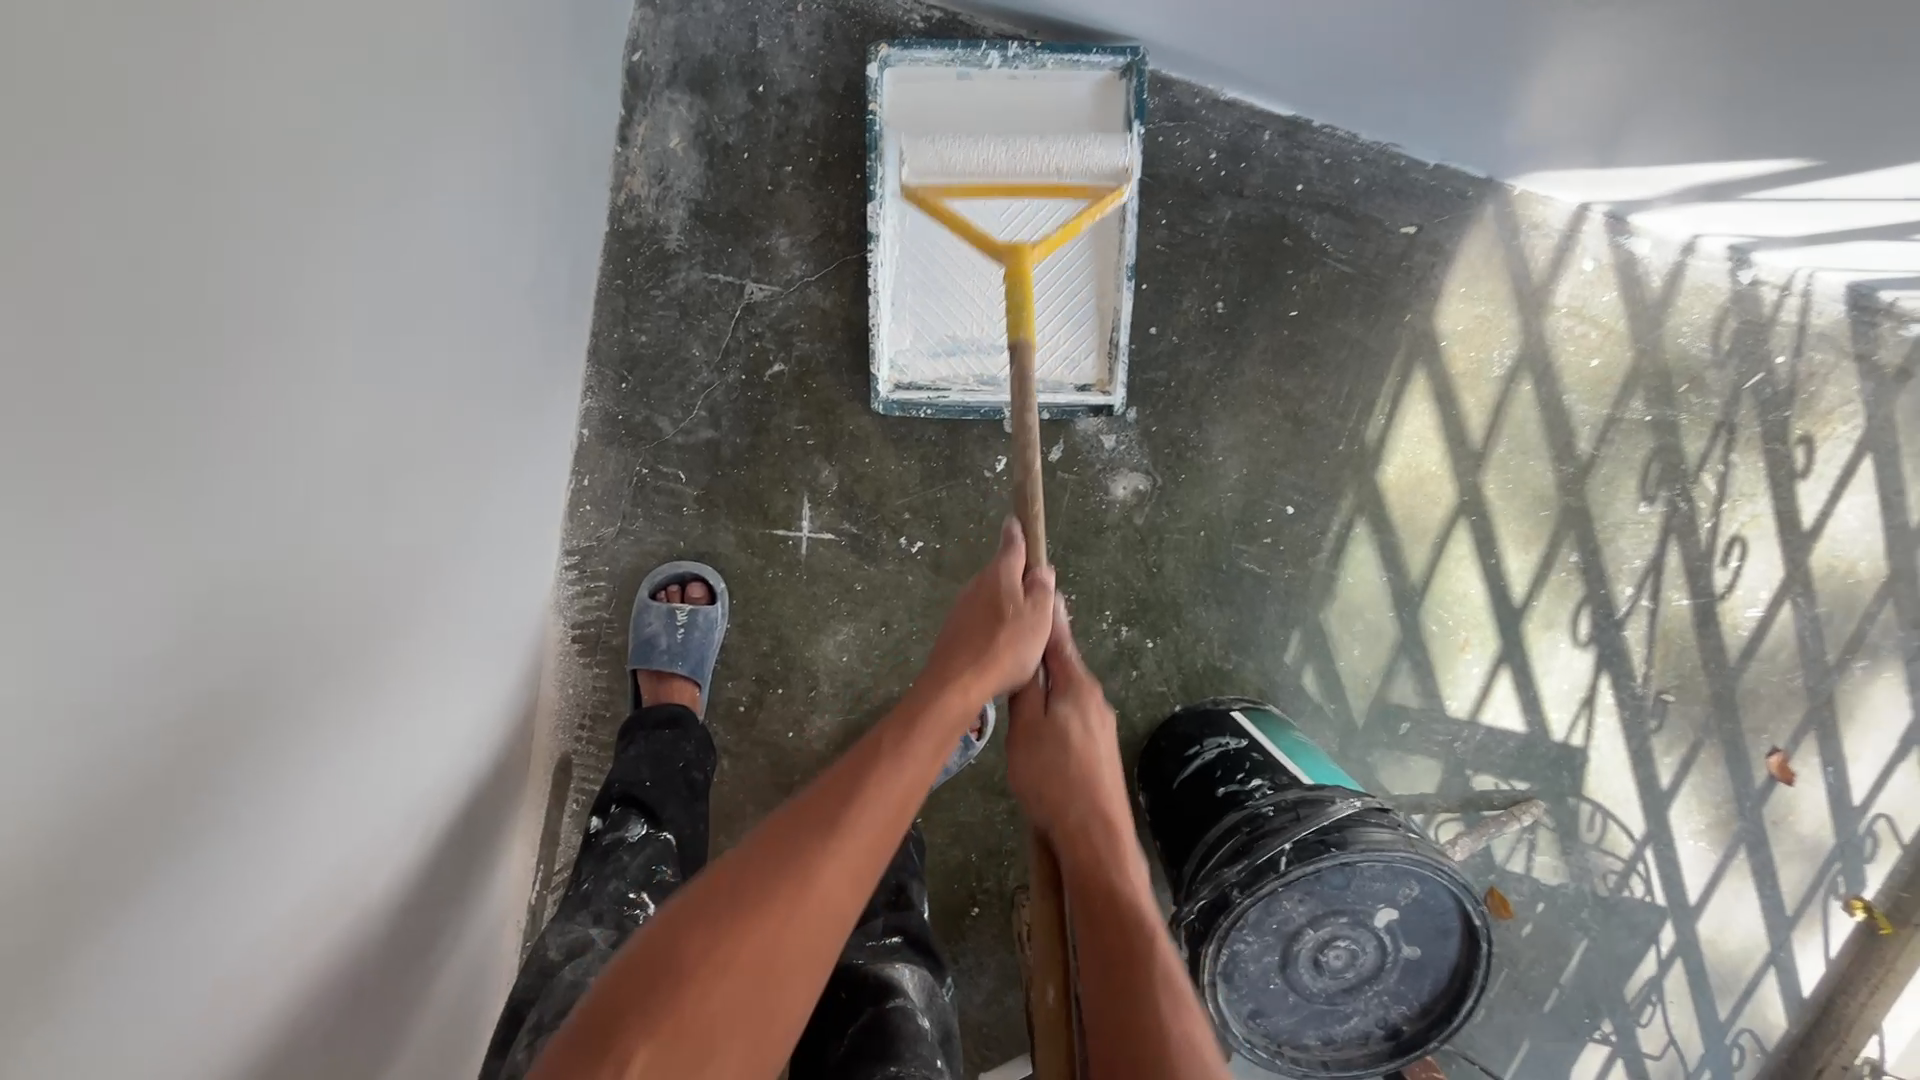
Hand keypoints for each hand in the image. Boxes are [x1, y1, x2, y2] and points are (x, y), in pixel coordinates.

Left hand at [917, 517, 1056, 706]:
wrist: (956, 683)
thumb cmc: (1005, 647)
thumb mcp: (1038, 618)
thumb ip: (1041, 590)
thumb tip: (1042, 568)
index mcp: (1000, 574)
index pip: (1011, 543)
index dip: (1018, 531)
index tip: (1017, 520)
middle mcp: (977, 584)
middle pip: (1001, 572)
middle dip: (1018, 577)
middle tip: (1038, 593)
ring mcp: (962, 607)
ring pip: (990, 597)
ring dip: (1006, 604)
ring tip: (1025, 626)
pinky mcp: (954, 630)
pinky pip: (980, 618)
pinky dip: (994, 623)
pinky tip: (1002, 644)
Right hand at [1007, 602, 1130, 852]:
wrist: (1095, 835)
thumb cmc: (1052, 778)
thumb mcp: (1024, 729)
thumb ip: (1025, 690)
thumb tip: (1027, 654)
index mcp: (1076, 685)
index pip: (1058, 637)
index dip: (1046, 613)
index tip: (1041, 586)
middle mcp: (1094, 698)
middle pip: (1064, 664)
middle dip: (1042, 650)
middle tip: (1019, 634)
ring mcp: (1102, 724)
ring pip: (1068, 691)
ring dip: (1047, 682)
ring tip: (1021, 678)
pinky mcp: (1101, 748)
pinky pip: (1074, 713)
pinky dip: (1056, 706)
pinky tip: (1040, 721)